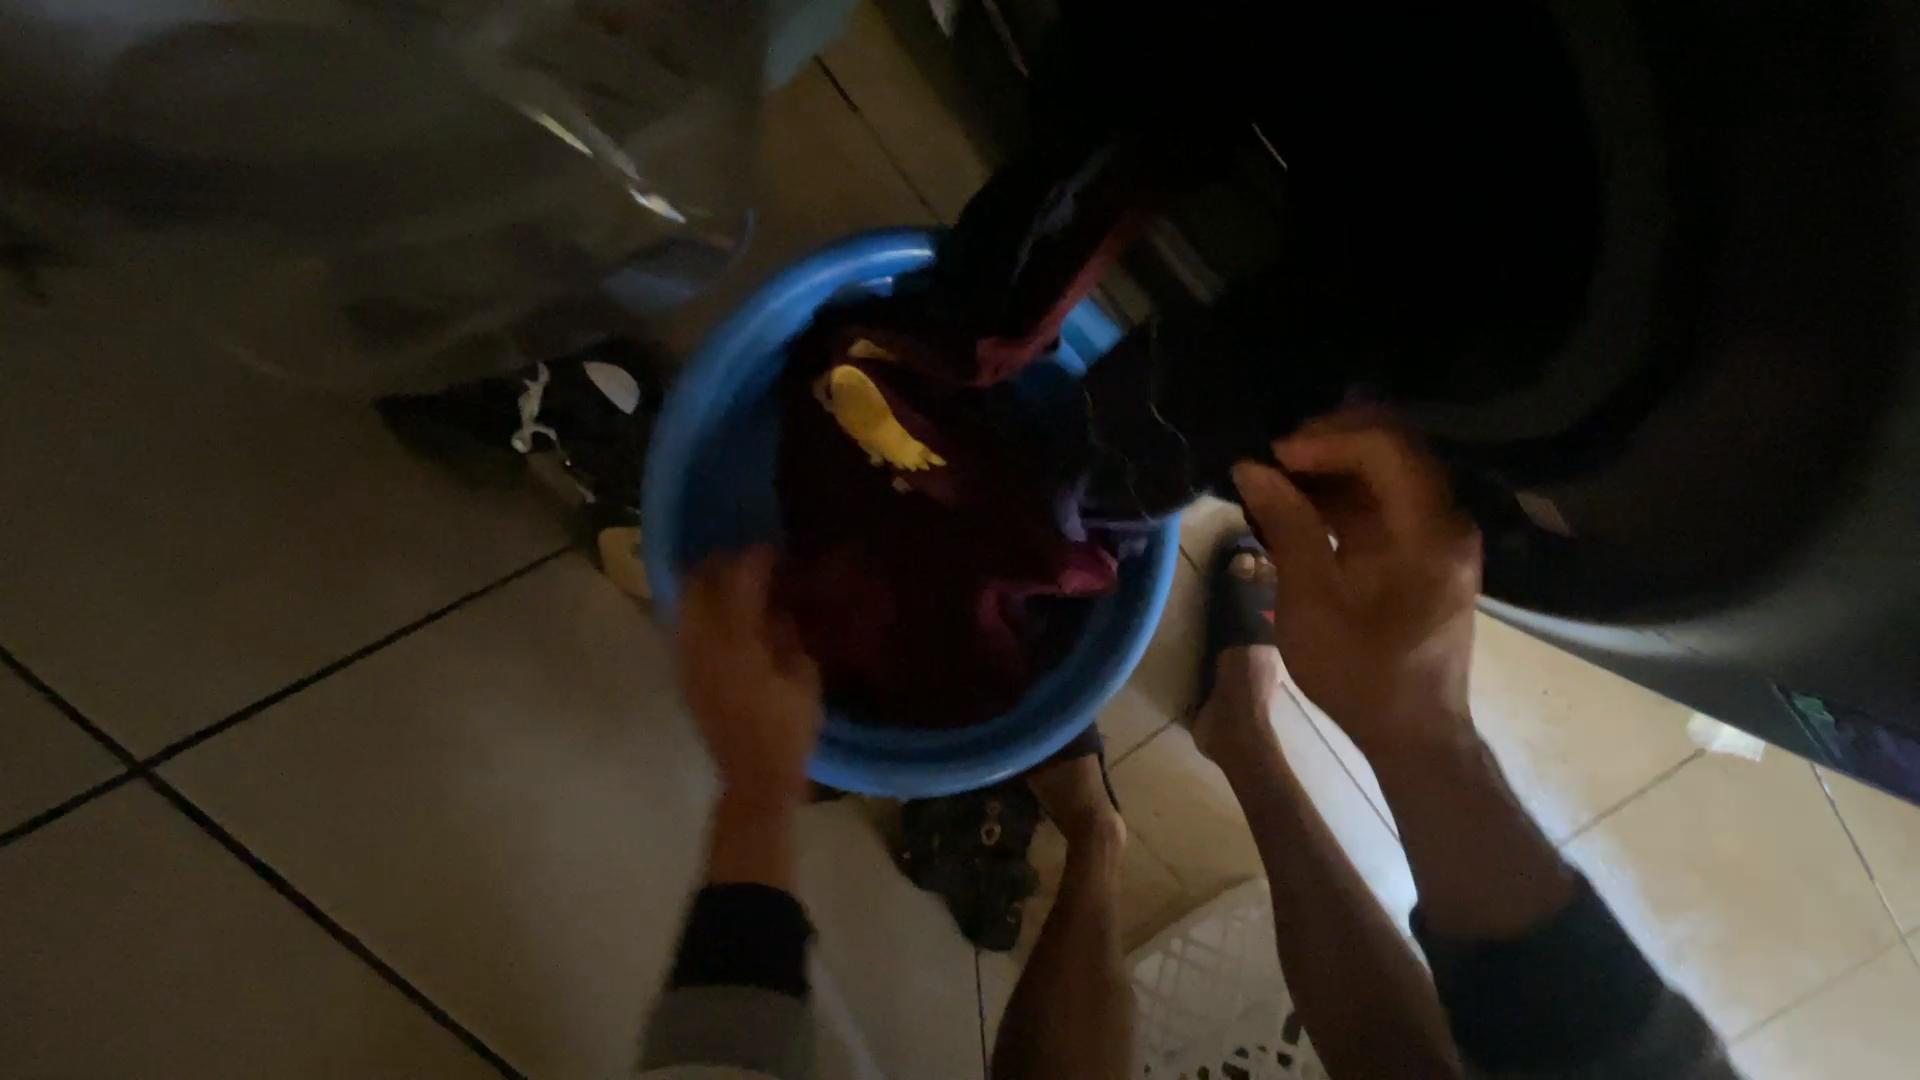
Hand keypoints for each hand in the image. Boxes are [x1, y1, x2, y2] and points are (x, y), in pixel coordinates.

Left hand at [675, 545, 822, 805]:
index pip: (739, 584)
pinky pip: (680, 627)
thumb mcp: (804, 676)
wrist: (753, 776)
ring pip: (682, 604)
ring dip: (702, 584)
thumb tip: (774, 608)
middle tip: (744, 559)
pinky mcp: (682, 675)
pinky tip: (715, 612)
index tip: (770, 549)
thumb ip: (786, 635)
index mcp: (739, 644)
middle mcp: (704, 645)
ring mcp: (687, 660)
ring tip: (726, 579)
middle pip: (698, 585)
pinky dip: (695, 609)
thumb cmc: (789, 728)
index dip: (754, 560)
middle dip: (719, 564)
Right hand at [1230, 411, 1481, 754]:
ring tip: (1273, 481)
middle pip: (1390, 448)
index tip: (1272, 458)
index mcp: (1428, 531)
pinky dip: (1337, 496)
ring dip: (1327, 469)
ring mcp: (1435, 534)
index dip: (1324, 440)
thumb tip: (1252, 468)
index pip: (1385, 448)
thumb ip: (1288, 526)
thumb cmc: (1359, 671)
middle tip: (1269, 461)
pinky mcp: (1420, 549)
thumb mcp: (1311, 600)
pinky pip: (1380, 501)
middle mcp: (1443, 520)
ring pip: (1383, 471)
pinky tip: (1295, 507)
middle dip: (1325, 444)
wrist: (1410, 729)